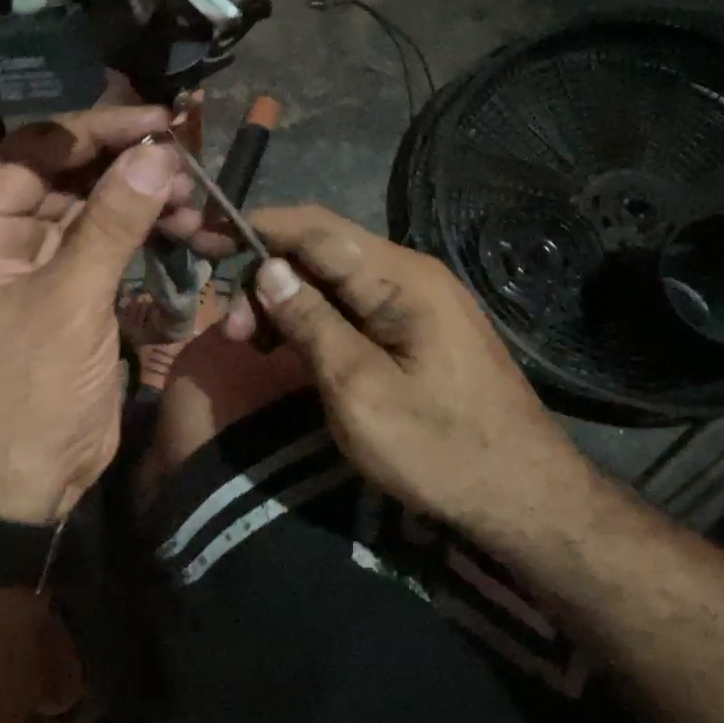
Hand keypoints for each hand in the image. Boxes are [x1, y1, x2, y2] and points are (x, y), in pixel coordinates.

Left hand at [0, 106, 196, 522]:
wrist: (28, 482)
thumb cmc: (29, 391)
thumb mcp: (70, 303)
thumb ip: (113, 224)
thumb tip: (158, 153)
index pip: (30, 155)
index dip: (90, 132)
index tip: (153, 122)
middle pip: (64, 179)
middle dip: (124, 168)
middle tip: (186, 161)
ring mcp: (37, 268)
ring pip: (91, 212)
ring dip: (141, 202)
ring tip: (195, 200)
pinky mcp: (71, 295)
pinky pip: (107, 248)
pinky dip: (142, 237)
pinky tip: (184, 229)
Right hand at [224, 205, 592, 524]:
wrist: (523, 497)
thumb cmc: (439, 448)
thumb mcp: (358, 389)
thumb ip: (310, 323)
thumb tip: (266, 268)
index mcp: (401, 279)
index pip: (314, 229)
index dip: (253, 225)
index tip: (200, 232)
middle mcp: (409, 276)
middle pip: (319, 252)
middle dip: (263, 277)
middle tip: (227, 331)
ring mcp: (416, 303)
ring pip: (330, 281)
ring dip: (282, 303)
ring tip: (249, 347)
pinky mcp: (415, 330)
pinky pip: (350, 308)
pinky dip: (310, 321)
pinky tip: (285, 349)